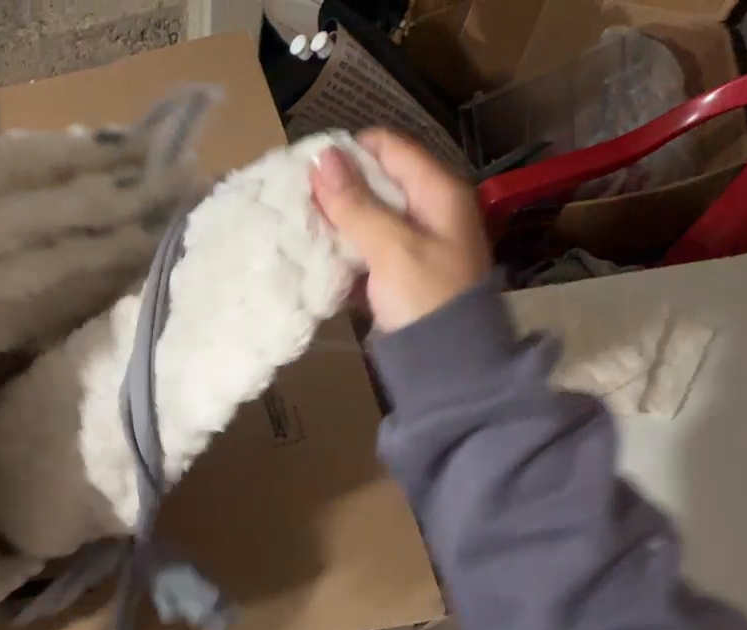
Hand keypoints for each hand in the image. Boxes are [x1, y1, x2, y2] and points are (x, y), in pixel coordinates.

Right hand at [311, 129, 492, 333]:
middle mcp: (430, 210)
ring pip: (368, 218)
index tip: (307, 170)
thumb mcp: (391, 247)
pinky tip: (318, 259)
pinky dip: (344, 251)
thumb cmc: (425, 299)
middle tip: (298, 202)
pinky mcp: (399, 274)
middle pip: (376, 182)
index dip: (347, 152)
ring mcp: (415, 244)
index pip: (388, 148)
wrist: (448, 365)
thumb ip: (355, 204)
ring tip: (301, 229)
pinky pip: (366, 250)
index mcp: (439, 191)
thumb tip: (321, 157)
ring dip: (337, 222)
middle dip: (337, 189)